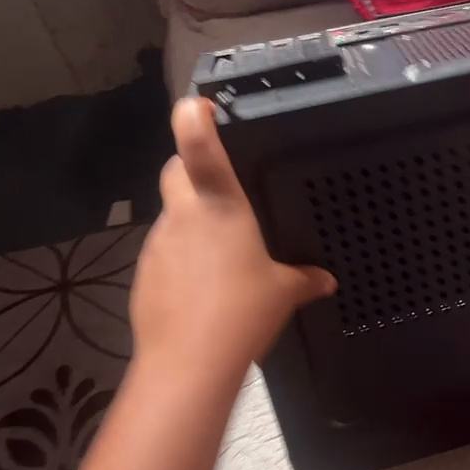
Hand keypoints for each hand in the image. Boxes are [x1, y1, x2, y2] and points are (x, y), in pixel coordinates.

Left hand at [129, 98, 335, 377]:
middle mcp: (183, 216)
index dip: (194, 118)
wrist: (187, 364)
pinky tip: (203, 287)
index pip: (198, 146)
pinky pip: (165, 252)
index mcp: (220, 207)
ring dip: (190, 220)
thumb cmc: (242, 313)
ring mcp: (158, 245)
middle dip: (192, 170)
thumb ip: (305, 279)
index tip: (199, 105)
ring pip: (171, 215)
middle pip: (176, 172)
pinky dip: (181, 257)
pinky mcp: (144, 274)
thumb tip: (324, 280)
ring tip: (220, 253)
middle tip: (222, 190)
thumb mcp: (285, 294)